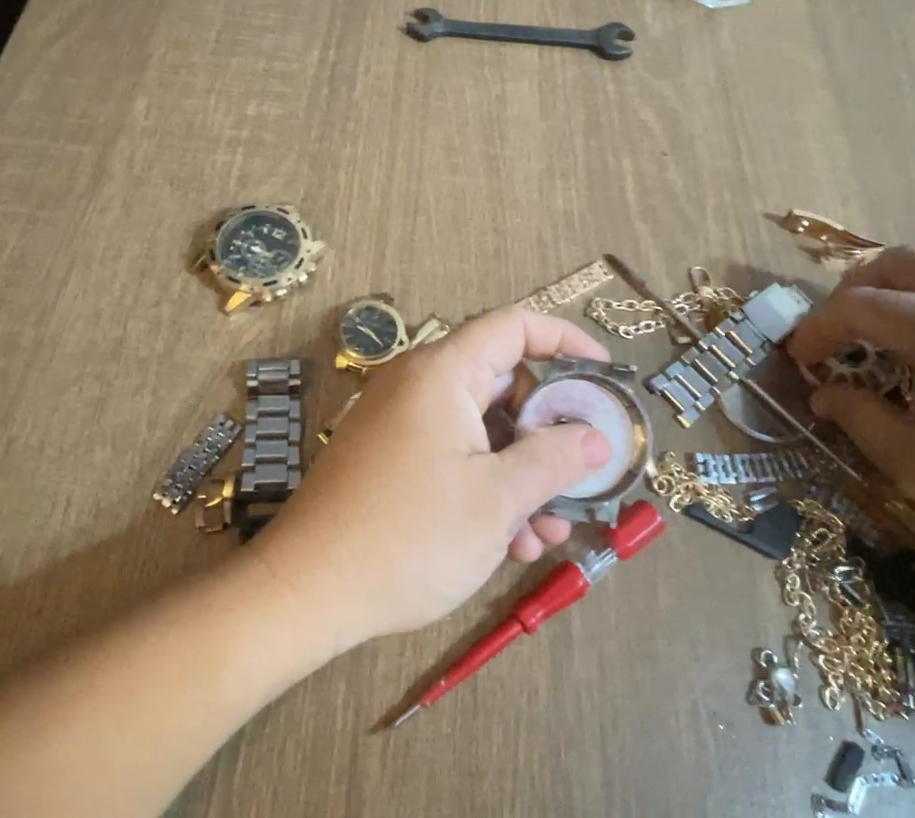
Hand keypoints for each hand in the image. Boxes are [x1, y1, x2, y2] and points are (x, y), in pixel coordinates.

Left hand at [251, 307, 613, 646]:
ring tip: (549, 531)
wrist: (309, 590)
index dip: (565, 340)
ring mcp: (401, 425)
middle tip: (583, 472)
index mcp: (442, 374)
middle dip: (549, 430)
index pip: (514, 325)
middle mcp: (418, 387)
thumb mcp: (497, 500)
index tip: (605, 375)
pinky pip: (453, 457)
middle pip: (502, 383)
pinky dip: (486, 488)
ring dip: (522, 473)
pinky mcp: (390, 462)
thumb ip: (554, 460)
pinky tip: (512, 544)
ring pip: (482, 431)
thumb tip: (594, 437)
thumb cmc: (409, 536)